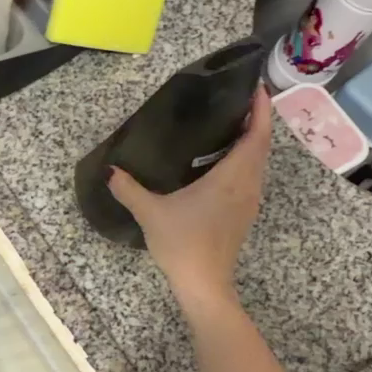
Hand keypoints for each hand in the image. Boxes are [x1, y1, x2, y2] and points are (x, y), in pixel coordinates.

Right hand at [108, 86, 270, 310]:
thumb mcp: (150, 213)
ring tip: (231, 127)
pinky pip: (251, 178)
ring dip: (251, 143)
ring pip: (258, 163)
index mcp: (232, 176)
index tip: (255, 86)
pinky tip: (223, 164)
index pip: (257, 134)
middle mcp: (248, 185)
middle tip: (239, 101)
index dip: (260, 109)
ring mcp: (249, 202)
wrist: (203, 284)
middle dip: (256, 121)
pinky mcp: (243, 216)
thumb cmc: (182, 243)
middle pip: (261, 145)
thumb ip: (129, 189)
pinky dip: (244, 162)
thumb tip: (110, 170)